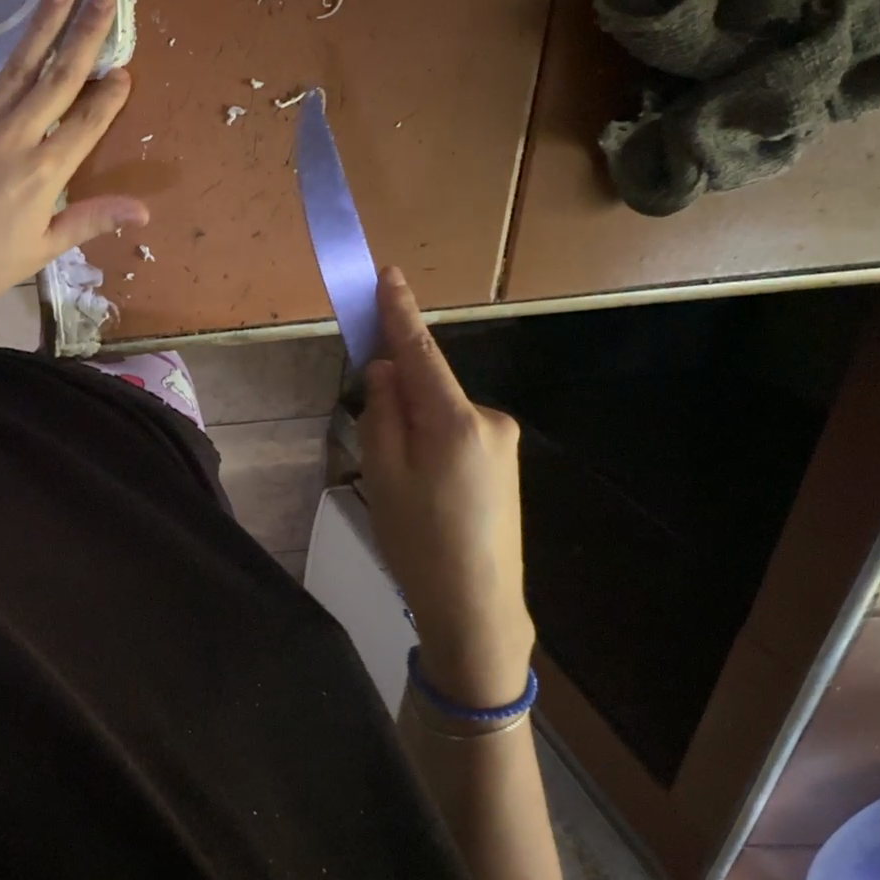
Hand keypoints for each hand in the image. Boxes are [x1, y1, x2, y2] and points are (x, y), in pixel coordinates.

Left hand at [0, 0, 148, 321]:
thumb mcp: (43, 249)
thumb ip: (91, 220)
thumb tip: (144, 212)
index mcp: (45, 172)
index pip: (88, 122)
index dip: (110, 95)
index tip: (126, 68)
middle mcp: (16, 137)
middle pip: (59, 80)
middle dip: (86, 37)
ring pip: (17, 66)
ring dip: (42, 25)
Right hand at [358, 267, 534, 708]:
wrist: (477, 605)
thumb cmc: (419, 540)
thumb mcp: (383, 474)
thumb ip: (380, 412)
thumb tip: (385, 369)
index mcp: (456, 420)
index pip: (420, 352)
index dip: (399, 313)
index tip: (386, 274)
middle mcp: (488, 419)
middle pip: (427, 387)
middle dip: (395, 398)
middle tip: (375, 454)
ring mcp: (503, 442)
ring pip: (439, 415)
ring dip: (411, 430)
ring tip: (400, 489)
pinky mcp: (504, 464)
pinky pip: (455, 435)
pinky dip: (429, 446)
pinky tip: (422, 494)